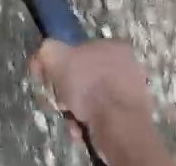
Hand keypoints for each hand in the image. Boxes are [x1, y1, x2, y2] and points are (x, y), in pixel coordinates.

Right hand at [30, 40, 172, 165]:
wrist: (117, 126)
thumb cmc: (87, 84)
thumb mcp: (54, 55)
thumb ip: (45, 51)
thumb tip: (43, 58)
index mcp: (115, 47)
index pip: (82, 48)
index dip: (63, 62)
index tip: (52, 75)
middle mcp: (128, 68)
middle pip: (85, 77)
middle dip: (68, 91)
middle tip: (59, 99)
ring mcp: (132, 96)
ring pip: (92, 99)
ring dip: (75, 109)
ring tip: (69, 117)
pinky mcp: (132, 121)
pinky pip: (102, 118)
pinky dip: (88, 124)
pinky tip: (80, 129)